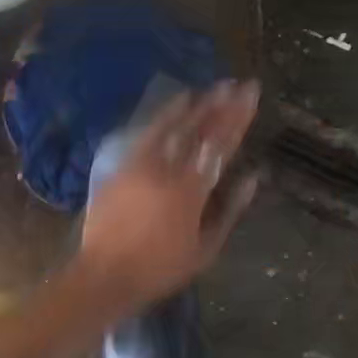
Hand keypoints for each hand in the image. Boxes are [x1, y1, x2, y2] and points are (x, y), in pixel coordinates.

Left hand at [74, 79, 260, 311]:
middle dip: (220, 105)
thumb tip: (252, 177)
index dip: (237, 118)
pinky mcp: (121, 167)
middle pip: (197, 131)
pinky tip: (177, 103)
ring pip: (171, 127)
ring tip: (213, 88)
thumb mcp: (205, 249)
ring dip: (195, 106)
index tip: (251, 94)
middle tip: (238, 84)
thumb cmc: (159, 268)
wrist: (105, 273)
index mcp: (190, 191)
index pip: (219, 146)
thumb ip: (229, 210)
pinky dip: (164, 116)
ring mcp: (140, 166)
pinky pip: (147, 134)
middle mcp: (165, 170)